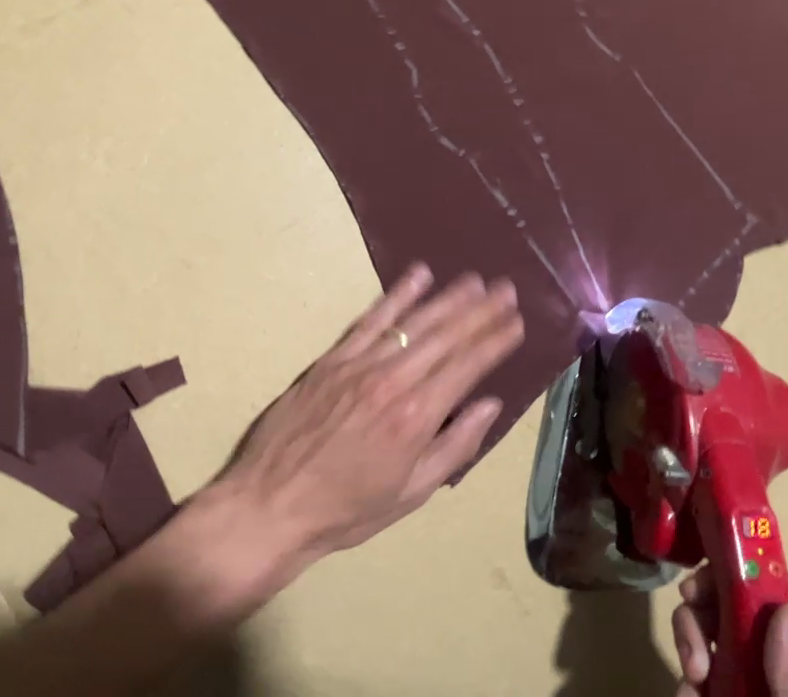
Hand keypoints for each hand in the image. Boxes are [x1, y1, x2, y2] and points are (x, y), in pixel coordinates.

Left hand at [213, 264, 523, 561]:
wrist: (270, 505)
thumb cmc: (345, 510)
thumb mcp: (411, 494)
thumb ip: (455, 446)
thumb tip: (490, 405)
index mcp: (416, 418)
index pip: (466, 366)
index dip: (495, 341)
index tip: (517, 321)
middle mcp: (392, 381)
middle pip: (445, 336)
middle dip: (480, 311)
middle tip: (507, 290)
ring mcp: (359, 365)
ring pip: (413, 322)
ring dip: (447, 299)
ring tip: (474, 280)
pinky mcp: (332, 359)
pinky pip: (370, 320)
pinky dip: (396, 296)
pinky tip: (418, 276)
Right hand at [671, 573, 787, 696]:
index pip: (775, 591)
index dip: (733, 575)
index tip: (695, 591)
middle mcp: (780, 663)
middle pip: (730, 610)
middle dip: (697, 624)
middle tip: (694, 665)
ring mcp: (756, 684)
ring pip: (709, 647)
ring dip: (688, 657)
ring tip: (688, 694)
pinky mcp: (733, 696)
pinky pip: (702, 682)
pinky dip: (689, 689)